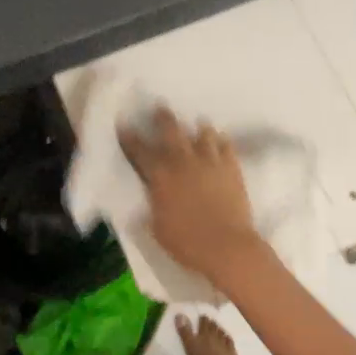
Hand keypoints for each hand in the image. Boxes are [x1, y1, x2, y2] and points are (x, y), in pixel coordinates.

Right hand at [119, 107, 264, 287]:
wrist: (227, 247)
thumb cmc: (187, 242)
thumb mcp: (157, 228)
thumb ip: (152, 206)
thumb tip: (149, 198)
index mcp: (160, 176)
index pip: (139, 150)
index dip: (129, 137)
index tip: (124, 124)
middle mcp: (183, 161)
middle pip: (171, 130)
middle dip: (163, 118)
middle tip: (160, 108)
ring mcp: (209, 161)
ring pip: (202, 133)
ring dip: (197, 127)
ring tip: (198, 123)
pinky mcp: (231, 167)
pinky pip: (226, 145)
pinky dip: (221, 140)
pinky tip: (220, 139)